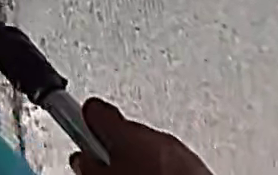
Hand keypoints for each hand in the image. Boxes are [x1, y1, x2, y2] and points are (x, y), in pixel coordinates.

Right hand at [69, 98, 212, 174]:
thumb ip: (89, 164)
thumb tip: (82, 159)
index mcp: (127, 129)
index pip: (94, 109)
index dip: (82, 120)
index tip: (76, 128)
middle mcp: (156, 134)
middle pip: (124, 130)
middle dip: (116, 146)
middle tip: (108, 168)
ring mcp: (183, 154)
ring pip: (150, 148)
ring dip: (142, 161)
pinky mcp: (201, 170)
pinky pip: (172, 163)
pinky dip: (163, 171)